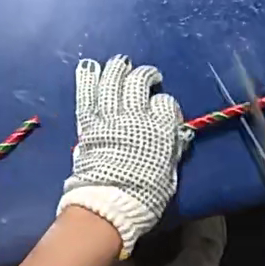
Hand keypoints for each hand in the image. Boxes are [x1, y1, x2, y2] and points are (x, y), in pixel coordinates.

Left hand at [58, 55, 191, 257]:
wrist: (108, 203)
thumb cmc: (144, 195)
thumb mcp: (169, 172)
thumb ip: (172, 148)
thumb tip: (177, 134)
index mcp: (160, 131)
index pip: (166, 105)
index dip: (164, 105)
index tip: (162, 108)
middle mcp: (135, 118)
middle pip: (139, 84)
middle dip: (144, 76)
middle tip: (146, 75)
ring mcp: (109, 118)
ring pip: (113, 83)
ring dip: (117, 69)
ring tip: (121, 62)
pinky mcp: (88, 124)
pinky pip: (87, 96)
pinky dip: (87, 79)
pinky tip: (88, 65)